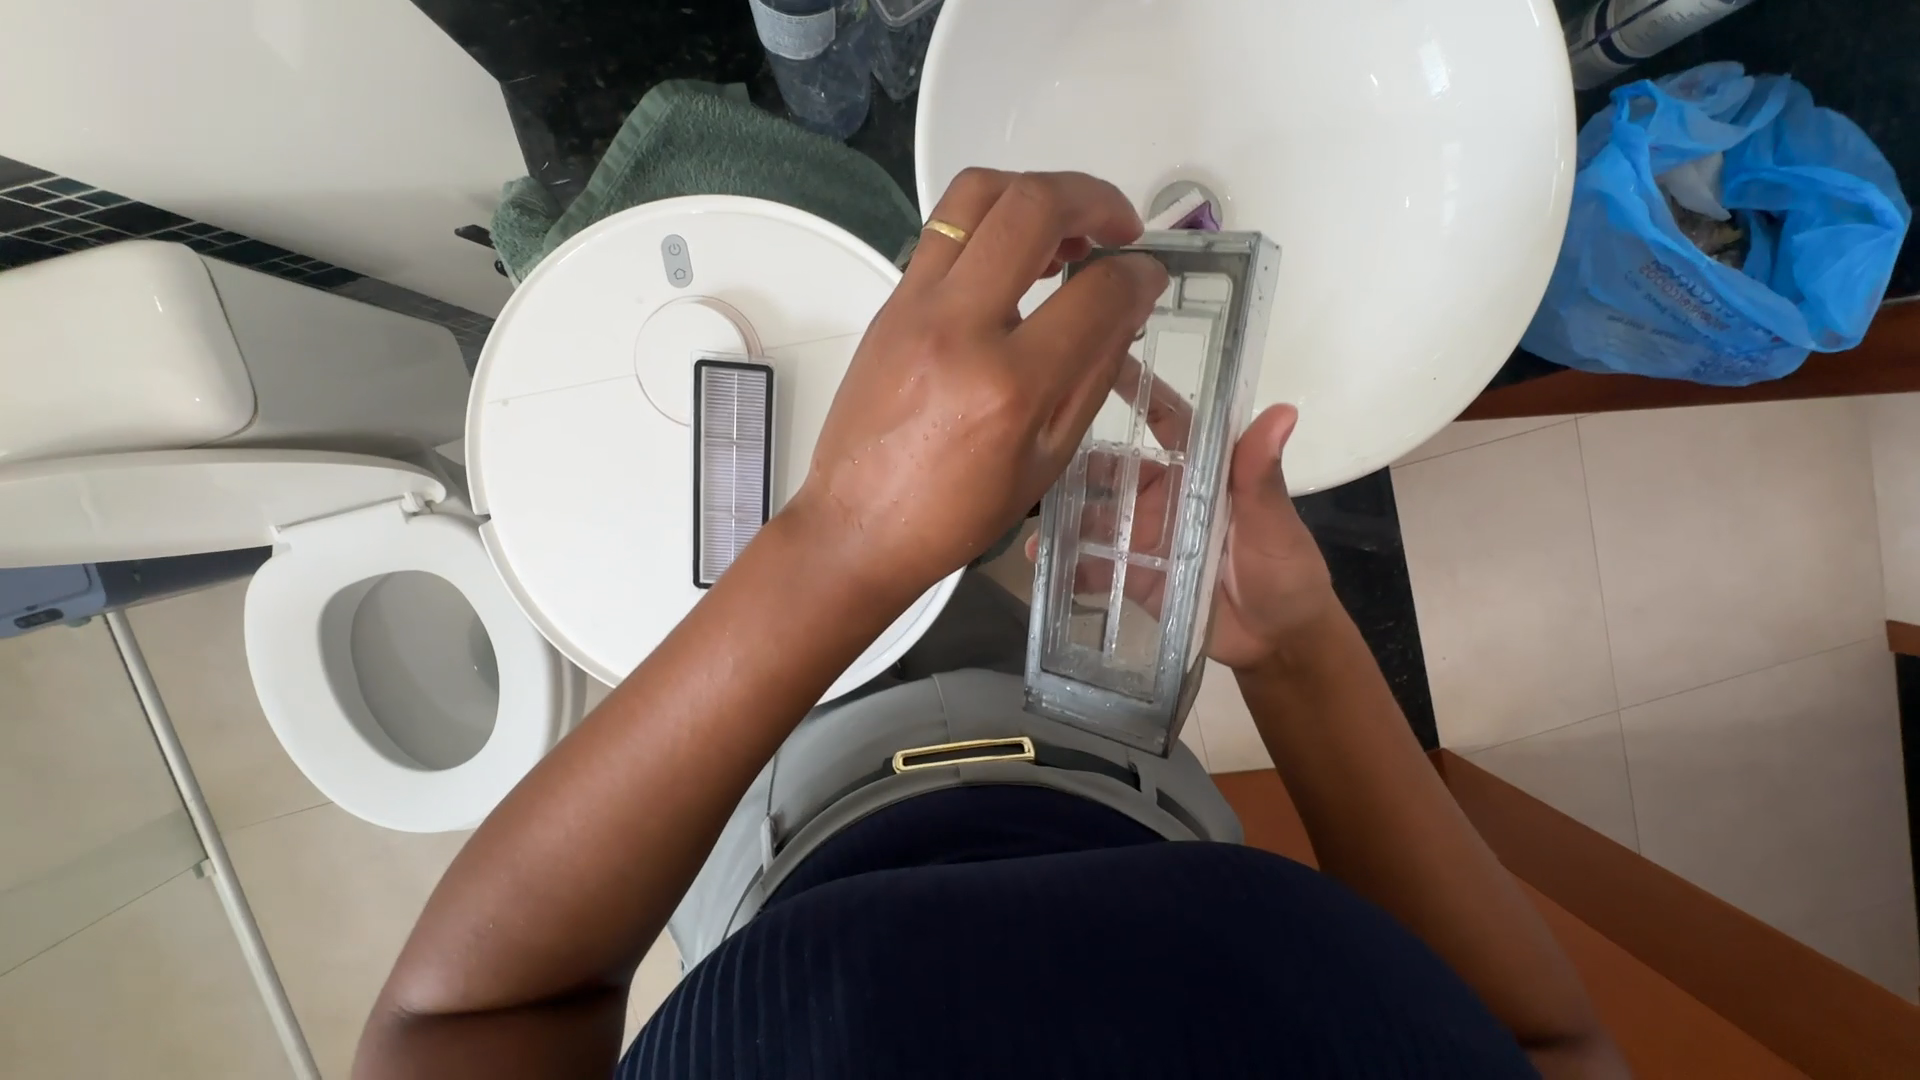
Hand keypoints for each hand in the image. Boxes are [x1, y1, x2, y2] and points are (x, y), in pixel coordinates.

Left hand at [784, 169, 1168, 598]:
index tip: (1148, 276)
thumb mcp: (1047, 460)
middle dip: (1094, 197)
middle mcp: (959, 328)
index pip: (1096, 292)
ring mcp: (914, 308)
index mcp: (1010, 385)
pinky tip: (1013, 262)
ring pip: (978, 195)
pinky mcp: (889, 306)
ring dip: (1035, 193)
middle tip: (1119, 225)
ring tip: (1065, 232)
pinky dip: (992, 224)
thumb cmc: (956, 514)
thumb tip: (1126, 305)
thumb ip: (1093, 373)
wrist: (856, 527)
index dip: (1138, 274)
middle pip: (1033, 206)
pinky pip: (944, 232)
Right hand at [1028, 384, 1336, 671]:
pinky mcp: (1132, 576)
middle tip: (1032, 455)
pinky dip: (1067, 566)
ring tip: (1029, 522)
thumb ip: (1261, 477)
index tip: (1102, 361)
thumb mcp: (1273, 525)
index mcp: (1200, 473)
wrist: (1275, 642)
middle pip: (1111, 469)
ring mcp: (1144, 536)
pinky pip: (1093, 566)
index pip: (1167, 420)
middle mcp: (1165, 496)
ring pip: (1093, 517)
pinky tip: (1041, 566)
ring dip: (1061, 518)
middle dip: (1074, 463)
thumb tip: (1282, 411)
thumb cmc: (1285, 574)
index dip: (1139, 391)